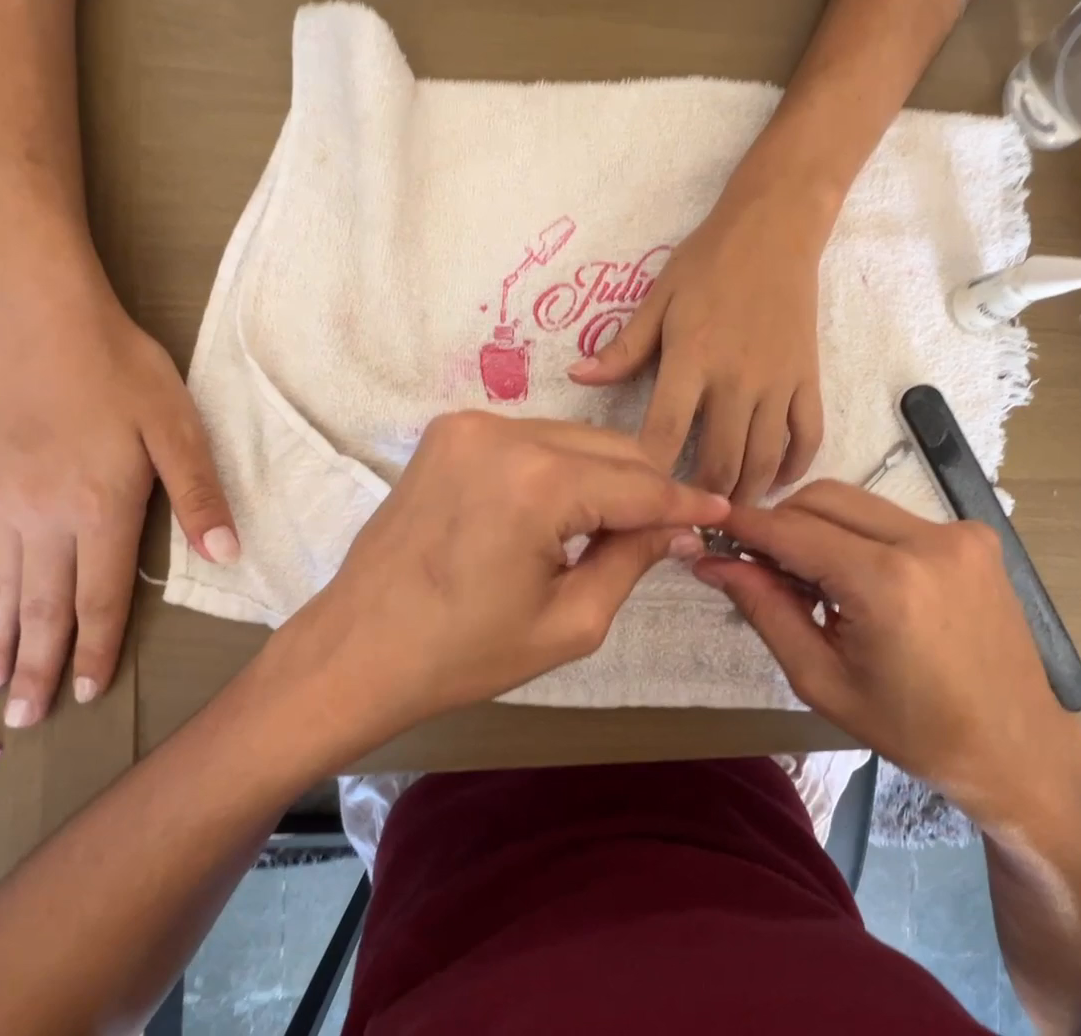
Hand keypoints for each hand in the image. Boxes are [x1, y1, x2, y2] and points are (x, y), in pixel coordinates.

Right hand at [0, 256, 236, 726]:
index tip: (89, 694)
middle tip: (26, 722)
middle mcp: (42, 519)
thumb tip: (227, 555)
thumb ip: (199, 494)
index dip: (97, 648)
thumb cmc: (120, 370)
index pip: (100, 598)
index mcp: (100, 511)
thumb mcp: (179, 427)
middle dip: (40, 666)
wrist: (37, 315)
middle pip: (41, 607)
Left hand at [260, 413, 729, 734]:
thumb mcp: (569, 622)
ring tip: (610, 532)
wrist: (356, 650)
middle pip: (611, 449)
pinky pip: (533, 441)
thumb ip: (633, 561)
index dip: (685, 502)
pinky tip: (561, 515)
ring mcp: (470, 426)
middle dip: (646, 490)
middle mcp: (504, 433)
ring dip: (604, 479)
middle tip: (667, 535)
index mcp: (537, 482)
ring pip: (575, 439)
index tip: (724, 510)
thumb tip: (679, 528)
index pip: (638, 485)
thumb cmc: (463, 654)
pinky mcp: (449, 433)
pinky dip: (561, 471)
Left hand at [568, 191, 824, 503]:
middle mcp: (735, 381)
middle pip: (718, 461)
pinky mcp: (807, 380)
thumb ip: (622, 348)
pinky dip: (794, 467)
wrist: (775, 228)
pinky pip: (807, 436)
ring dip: (745, 494)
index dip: (649, 476)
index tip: (639, 499)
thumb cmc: (709, 262)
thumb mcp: (658, 298)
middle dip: (701, 498)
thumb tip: (577, 379)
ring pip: (762, 459)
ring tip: (727, 513)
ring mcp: (777, 384)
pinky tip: (777, 482)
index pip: (664, 435)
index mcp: (691, 360)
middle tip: (686, 518)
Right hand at [692, 481, 1080, 830]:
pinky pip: (893, 518)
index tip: (710, 528)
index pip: (793, 531)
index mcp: (886, 584)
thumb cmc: (910, 728)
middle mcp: (926, 540)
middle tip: (760, 568)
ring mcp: (958, 532)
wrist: (1011, 743)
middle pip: (823, 498)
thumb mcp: (821, 679)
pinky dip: (861, 538)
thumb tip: (713, 564)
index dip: (744, 526)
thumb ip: (765, 611)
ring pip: (858, 503)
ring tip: (813, 584)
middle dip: (781, 524)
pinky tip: (861, 585)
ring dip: (820, 529)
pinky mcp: (975, 536)